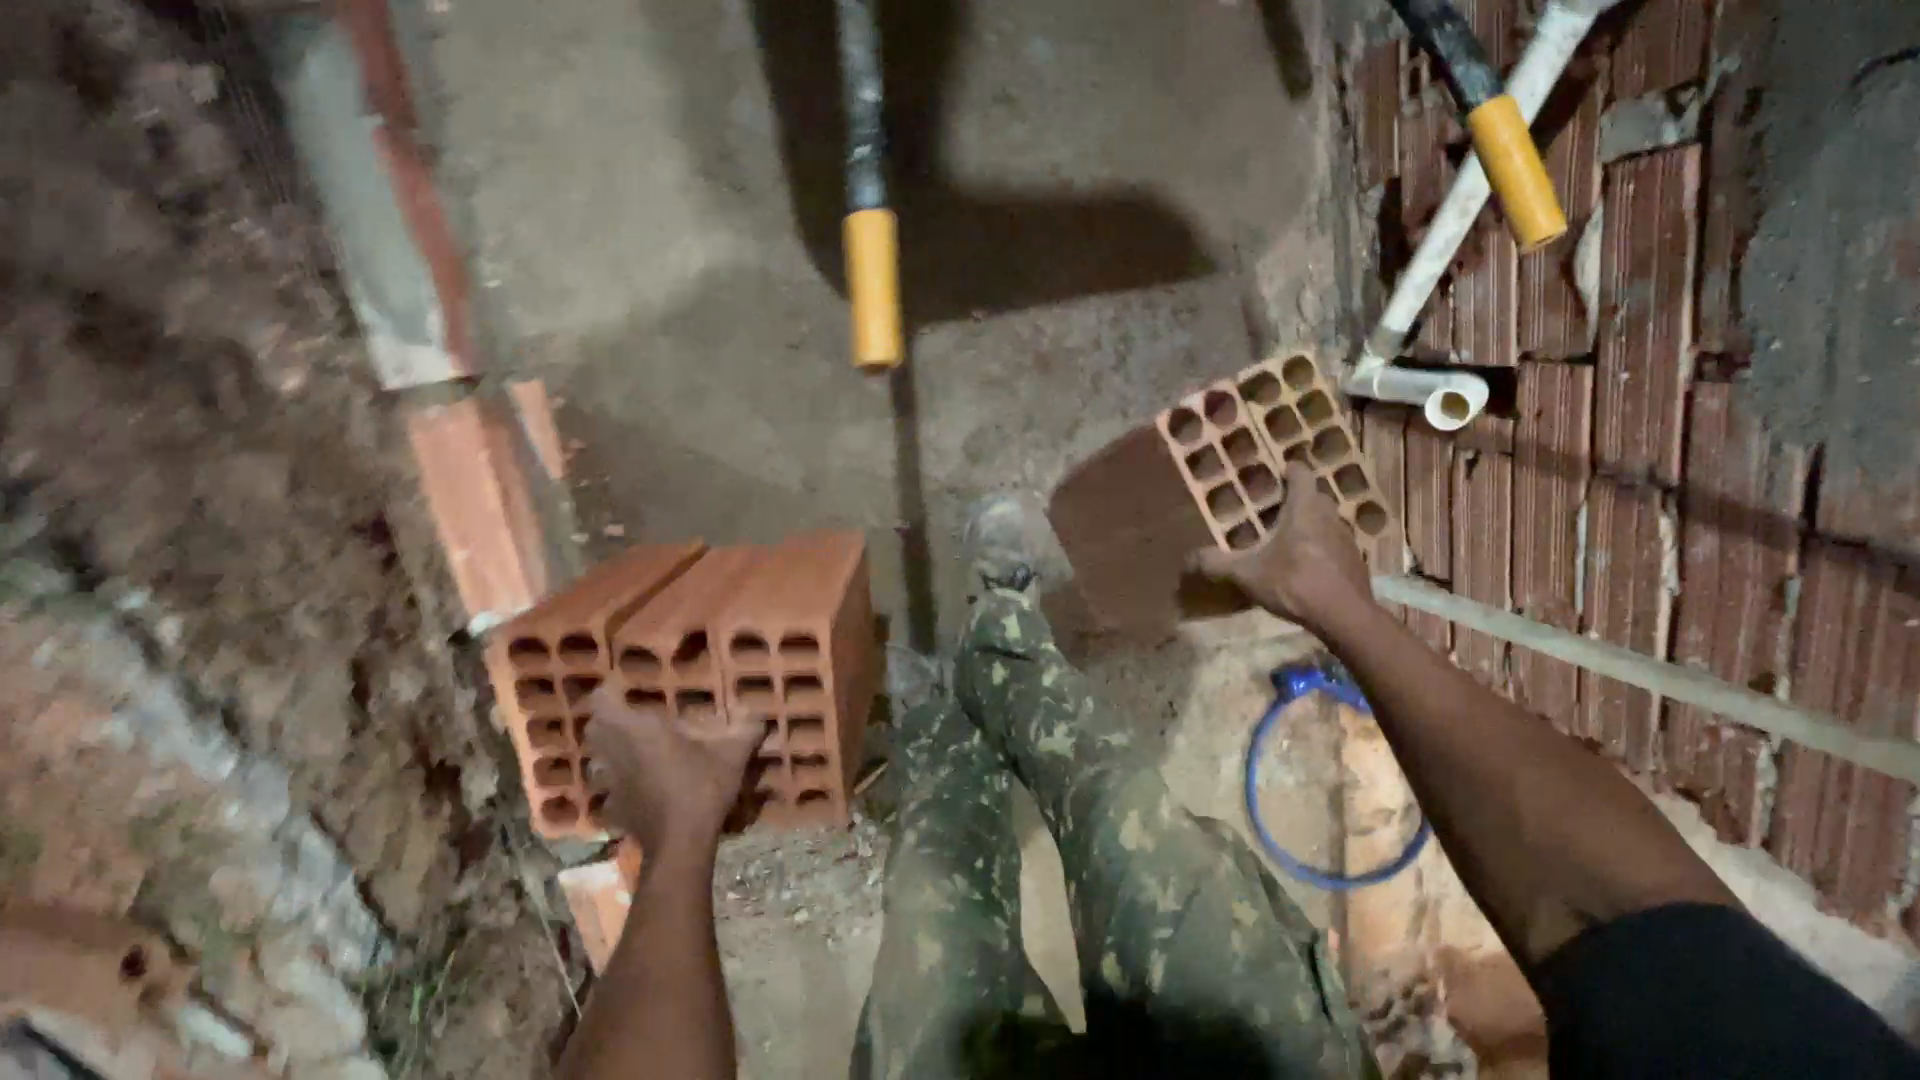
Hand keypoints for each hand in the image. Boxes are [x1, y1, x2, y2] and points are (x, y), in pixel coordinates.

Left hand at [584, 690, 767, 863]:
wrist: (681, 842)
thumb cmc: (702, 786)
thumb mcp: (733, 754)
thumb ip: (746, 728)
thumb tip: (756, 711)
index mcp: (637, 729)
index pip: (601, 701)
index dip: (609, 692)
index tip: (625, 689)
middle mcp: (615, 752)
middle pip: (594, 729)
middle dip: (607, 721)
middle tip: (631, 718)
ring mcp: (609, 783)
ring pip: (596, 761)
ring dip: (609, 753)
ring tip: (631, 752)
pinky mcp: (613, 809)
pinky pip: (607, 791)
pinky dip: (617, 786)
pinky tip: (636, 789)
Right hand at [1190, 461, 1372, 632]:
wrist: (1344, 616)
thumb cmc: (1294, 582)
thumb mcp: (1247, 574)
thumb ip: (1217, 564)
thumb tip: (1188, 560)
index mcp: (1304, 508)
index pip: (1301, 474)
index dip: (1289, 470)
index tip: (1276, 473)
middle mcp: (1329, 516)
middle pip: (1314, 497)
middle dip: (1295, 501)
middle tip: (1271, 512)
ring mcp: (1346, 539)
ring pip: (1325, 522)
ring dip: (1309, 527)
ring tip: (1286, 542)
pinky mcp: (1354, 561)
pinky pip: (1333, 546)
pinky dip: (1320, 550)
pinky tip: (1305, 570)